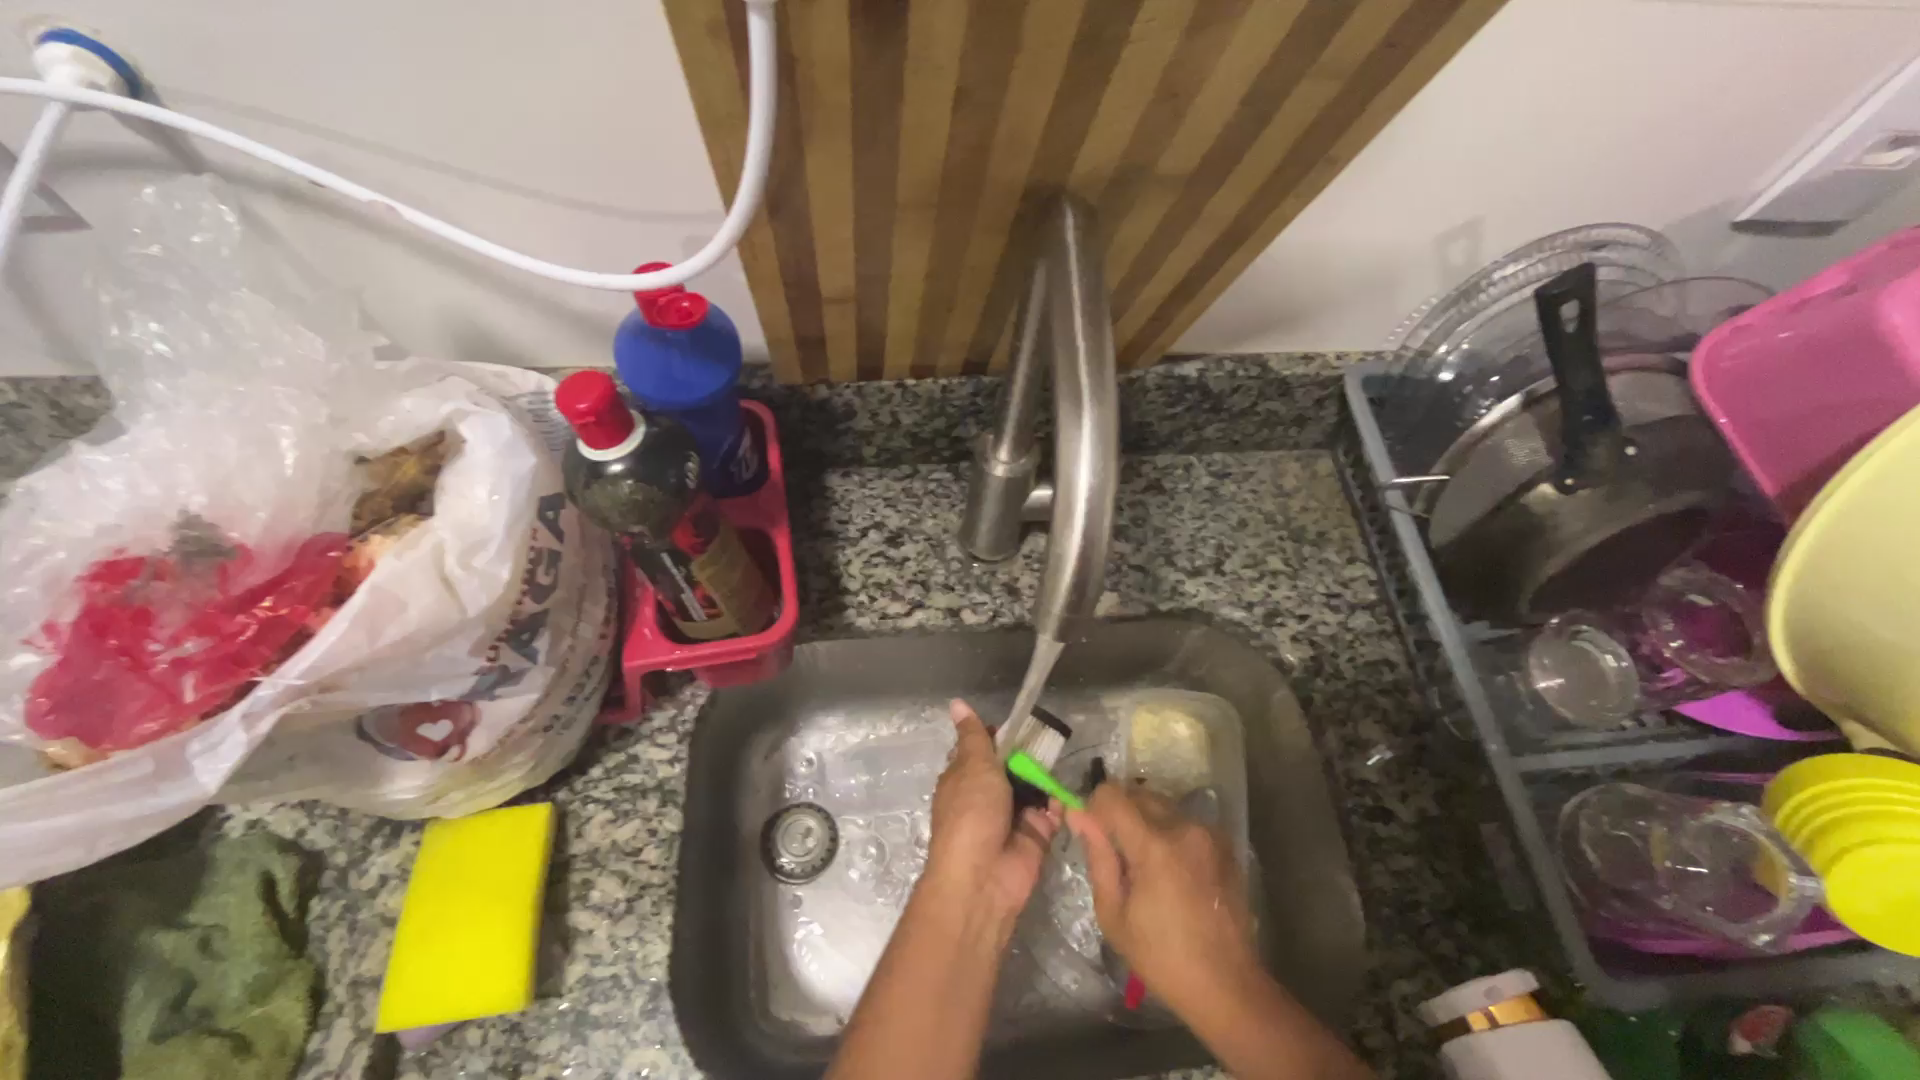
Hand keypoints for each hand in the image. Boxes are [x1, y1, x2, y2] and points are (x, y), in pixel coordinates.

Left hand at [922, 699, 1059, 920]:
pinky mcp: (1035, 836)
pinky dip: (1057, 804)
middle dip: (1027, 755)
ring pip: (1032, 788)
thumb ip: (974, 736)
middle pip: (1010, 768)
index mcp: (963, 779)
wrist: (983, 877)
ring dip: (1044, 777)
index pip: (980, 750)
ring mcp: (1011, 818)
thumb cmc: (971, 813)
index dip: (997, 736)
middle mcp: (986, 797)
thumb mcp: (972, 766)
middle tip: (1049, 737)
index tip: (1018, 723)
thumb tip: (956, 703)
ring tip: (1059, 758)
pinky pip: (1050, 813)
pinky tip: (1061, 794)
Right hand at [1066, 783, 1260, 1013]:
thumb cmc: (1162, 957)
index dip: (1094, 807)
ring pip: (1162, 805)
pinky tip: (1169, 870)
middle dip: (1118, 813)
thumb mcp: (1114, 914)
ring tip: (1142, 863)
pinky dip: (1168, 831)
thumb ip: (1097, 857)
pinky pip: (1184, 821)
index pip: (1112, 795)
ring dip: (1144, 820)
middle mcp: (1185, 828)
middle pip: (1138, 794)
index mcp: (1155, 846)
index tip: (1090, 832)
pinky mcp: (1224, 844)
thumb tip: (1077, 815)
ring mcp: (1209, 833)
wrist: (1226, 984)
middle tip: (1114, 851)